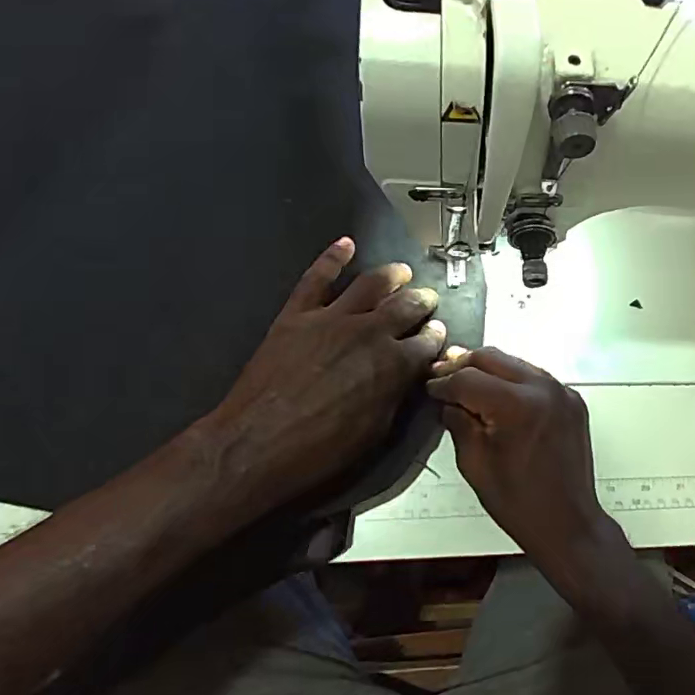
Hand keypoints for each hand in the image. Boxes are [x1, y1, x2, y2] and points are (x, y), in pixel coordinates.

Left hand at [207, 237, 447, 508]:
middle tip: (427, 299)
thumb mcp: (374, 431)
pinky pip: (317, 278)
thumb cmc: (320, 450)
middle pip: (405, 306)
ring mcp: (332, 318)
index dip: (435, 336)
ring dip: (391, 274)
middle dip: (421, 301)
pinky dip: (332, 258)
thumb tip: (404, 377)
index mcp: (393, 365)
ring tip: (402, 270)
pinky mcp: (297, 314)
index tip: (437, 332)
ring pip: (371, 284)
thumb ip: (394, 395)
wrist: (257, 444)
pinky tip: (345, 244)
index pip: (426, 342)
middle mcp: (369, 333)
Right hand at [427, 348, 619, 571]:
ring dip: (488, 369)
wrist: (567, 523)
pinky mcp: (572, 400)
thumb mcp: (474, 463)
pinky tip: (498, 394)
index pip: (468, 378)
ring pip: (514, 362)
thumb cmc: (518, 502)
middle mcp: (543, 389)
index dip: (444, 382)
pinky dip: (512, 380)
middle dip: (463, 364)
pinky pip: (535, 378)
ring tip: (465, 380)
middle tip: (441, 375)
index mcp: (517, 406)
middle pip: (492, 358)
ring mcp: (562, 391)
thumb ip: (458, 422)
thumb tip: (448, 400)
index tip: (430, 388)